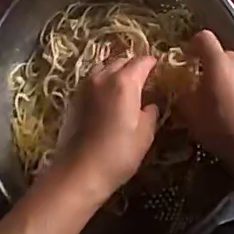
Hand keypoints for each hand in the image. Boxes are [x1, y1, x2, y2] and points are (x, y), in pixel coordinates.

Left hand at [53, 54, 159, 200]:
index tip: (158, 69)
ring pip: (105, 67)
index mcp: (125, 82)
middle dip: (134, 66)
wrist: (78, 172)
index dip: (152, 64)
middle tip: (143, 80)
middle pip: (123, 61)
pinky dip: (102, 82)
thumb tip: (150, 105)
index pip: (142, 61)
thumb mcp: (144, 135)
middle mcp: (104, 76)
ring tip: (123, 86)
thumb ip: (150, 114)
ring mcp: (86, 85)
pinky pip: (92, 79)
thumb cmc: (117, 154)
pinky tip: (106, 98)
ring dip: (116, 72)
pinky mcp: (74, 97)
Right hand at [179, 30, 233, 178]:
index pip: (204, 38)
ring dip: (219, 76)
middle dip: (205, 64)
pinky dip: (231, 89)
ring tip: (210, 98)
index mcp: (218, 61)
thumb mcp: (189, 111)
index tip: (184, 60)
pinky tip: (226, 110)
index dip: (192, 45)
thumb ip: (182, 94)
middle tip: (194, 82)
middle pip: (218, 53)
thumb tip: (180, 88)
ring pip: (230, 68)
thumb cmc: (218, 125)